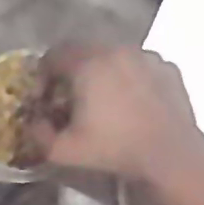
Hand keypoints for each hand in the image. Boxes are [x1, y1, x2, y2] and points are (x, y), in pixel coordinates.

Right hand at [24, 45, 203, 179]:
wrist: (168, 155)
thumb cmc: (111, 149)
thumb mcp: (61, 151)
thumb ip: (37, 133)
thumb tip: (35, 121)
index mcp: (88, 65)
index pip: (53, 55)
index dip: (42, 76)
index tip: (43, 100)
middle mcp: (117, 51)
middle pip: (82, 50)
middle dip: (68, 72)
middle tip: (66, 99)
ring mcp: (146, 57)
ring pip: (111, 55)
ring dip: (97, 73)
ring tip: (98, 101)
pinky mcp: (166, 68)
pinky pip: (136, 65)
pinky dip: (125, 78)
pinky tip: (126, 104)